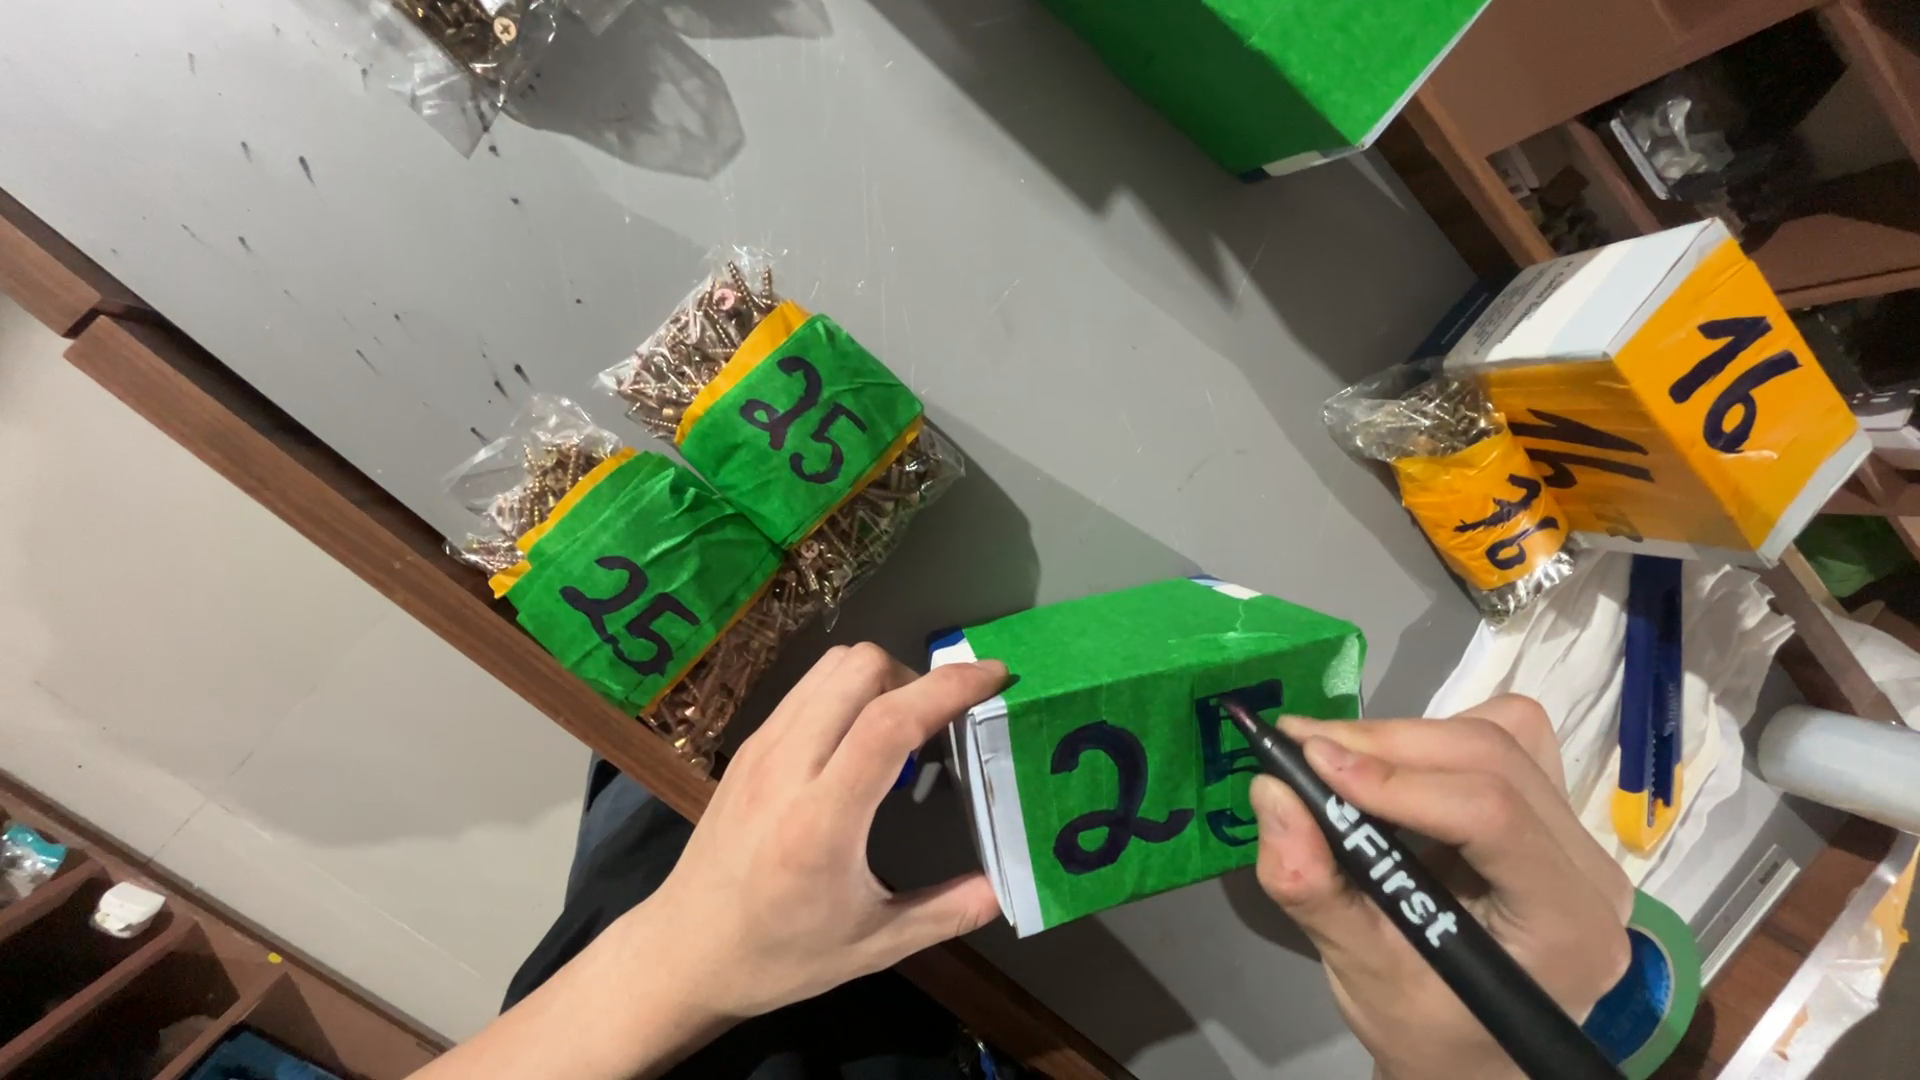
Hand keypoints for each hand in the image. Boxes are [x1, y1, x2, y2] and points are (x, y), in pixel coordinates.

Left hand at [639, 643, 1008, 1020]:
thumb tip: (1007, 888)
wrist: (683, 951)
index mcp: (823, 820)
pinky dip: (850, 686)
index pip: (890, 723)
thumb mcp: (873, 946)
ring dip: (882, 675)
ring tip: (903, 723)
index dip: (949, 687)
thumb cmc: (779, 954)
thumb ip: (947, 912)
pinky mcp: (752, 742)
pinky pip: (810, 683)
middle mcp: (788, 766)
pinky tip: (860, 734)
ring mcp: (763, 746)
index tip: (994, 676)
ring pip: (833, 664)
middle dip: (916, 676)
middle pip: (861, 669)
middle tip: (939, 720)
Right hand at [1252, 696, 1633, 1079]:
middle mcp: (1588, 869)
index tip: (1309, 760)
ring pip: (1498, 733)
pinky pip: (1506, 732)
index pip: (1493, 815)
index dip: (1396, 778)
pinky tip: (1393, 767)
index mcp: (1564, 926)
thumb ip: (1313, 888)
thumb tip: (1271, 790)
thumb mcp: (1360, 974)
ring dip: (1404, 735)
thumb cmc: (1424, 1024)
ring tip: (1336, 757)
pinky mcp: (1550, 807)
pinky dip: (1435, 734)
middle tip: (1299, 744)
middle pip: (1493, 757)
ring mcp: (1575, 832)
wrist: (1469, 1046)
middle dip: (1383, 742)